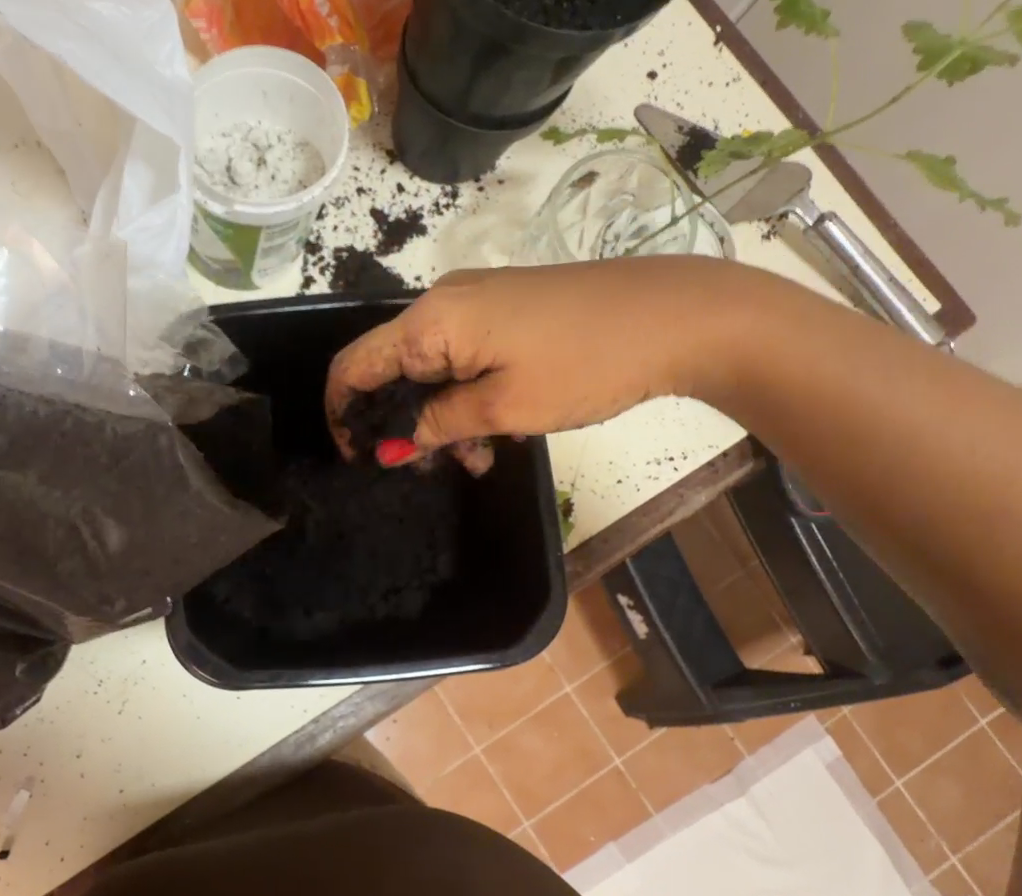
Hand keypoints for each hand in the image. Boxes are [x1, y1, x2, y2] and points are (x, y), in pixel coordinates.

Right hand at [326, 257, 781, 459]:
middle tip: (428, 468)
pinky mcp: (506, 307)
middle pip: (392, 367)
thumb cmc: (585, 363)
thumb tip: (393, 445)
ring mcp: (478, 301)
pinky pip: (463, 356)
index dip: (342, 413)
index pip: (353, 365)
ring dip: (440, 417)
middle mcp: (443, 302)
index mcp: (431, 320)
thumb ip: (437, 425)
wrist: (680, 316)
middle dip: (401, 421)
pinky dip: (466, 395)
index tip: (358, 456)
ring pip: (431, 367)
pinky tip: (497, 432)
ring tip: (477, 459)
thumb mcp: (503, 408)